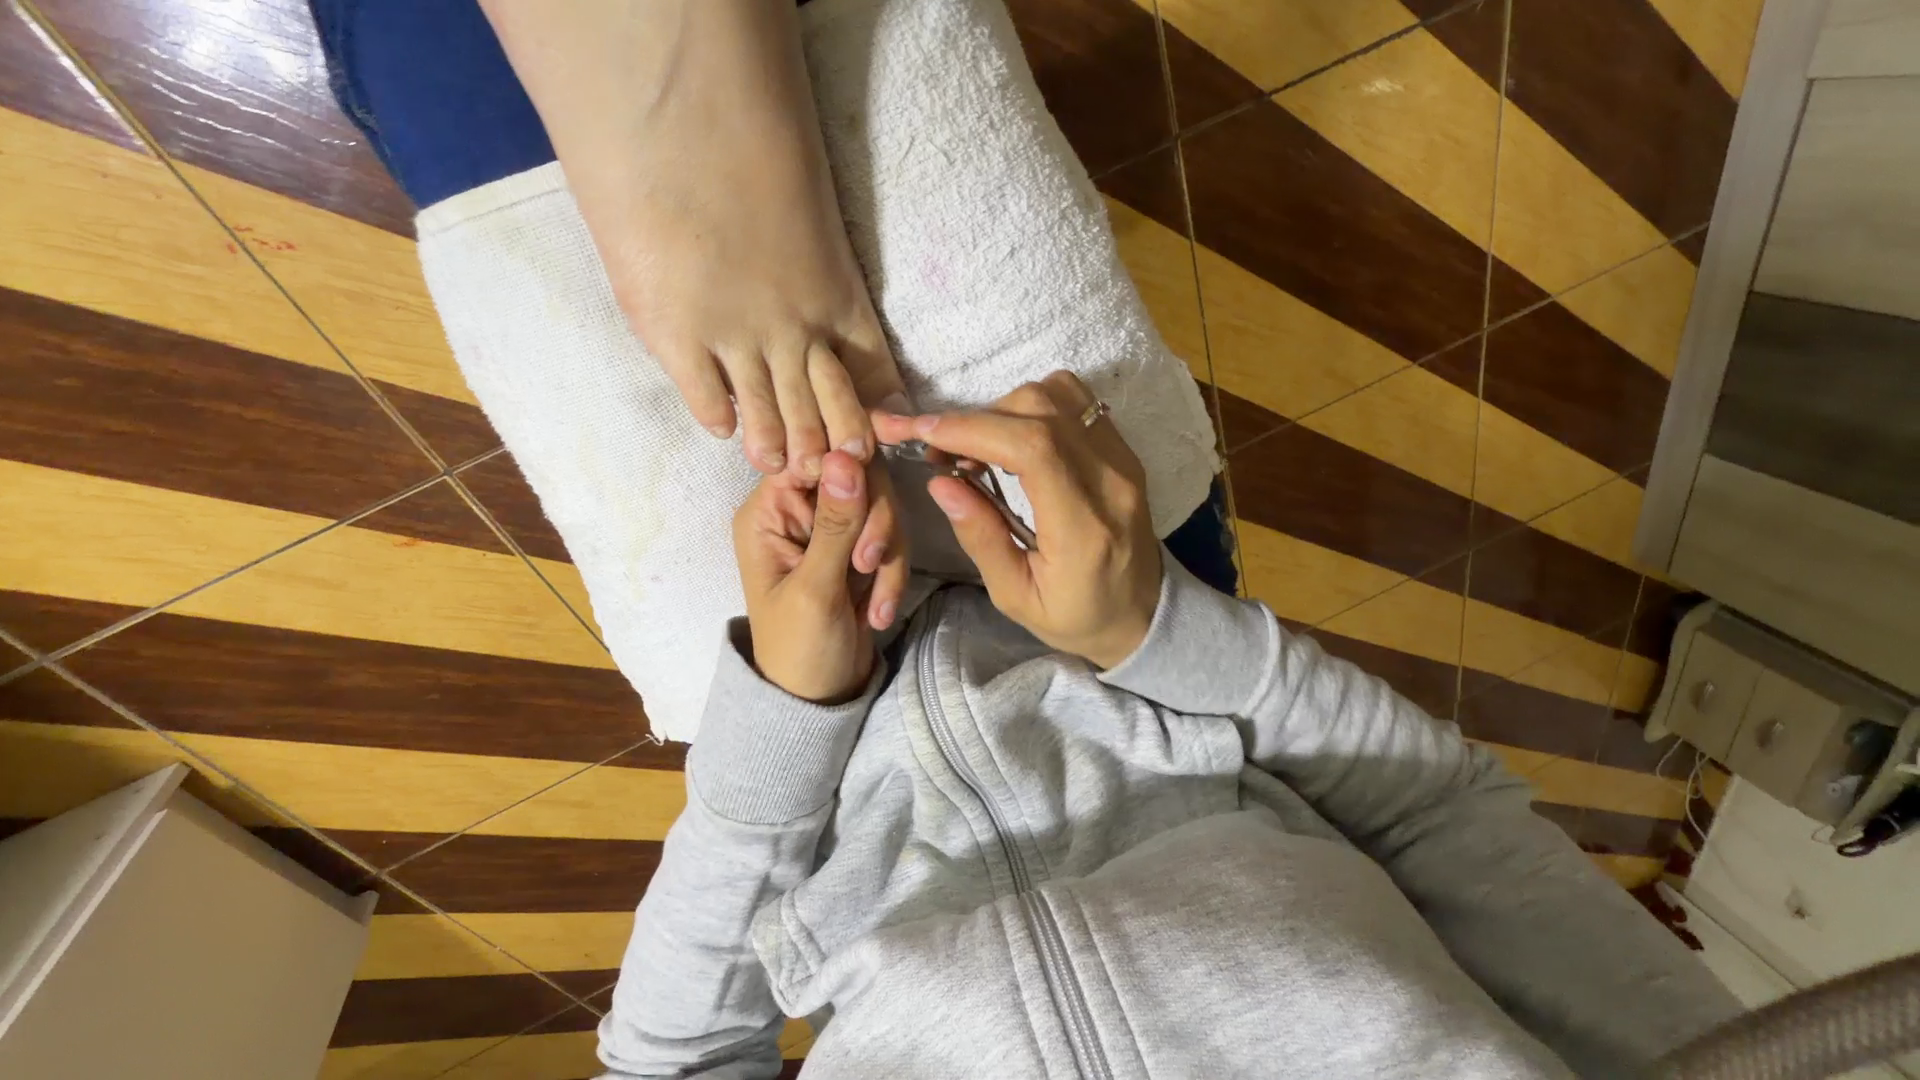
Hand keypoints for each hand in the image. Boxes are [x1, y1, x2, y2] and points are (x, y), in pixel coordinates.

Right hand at [485, 0, 907, 478]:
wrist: (679, 124)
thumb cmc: (752, 153)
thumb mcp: (812, 214)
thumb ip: (821, 267)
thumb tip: (823, 305)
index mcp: (837, 295)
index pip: (870, 372)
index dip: (873, 410)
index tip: (876, 438)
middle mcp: (795, 330)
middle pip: (821, 407)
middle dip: (827, 443)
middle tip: (826, 470)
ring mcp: (736, 339)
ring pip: (769, 415)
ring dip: (776, 443)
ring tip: (776, 462)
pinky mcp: (677, 338)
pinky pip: (708, 400)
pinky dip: (719, 417)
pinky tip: (722, 427)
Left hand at [733, 451, 889, 703]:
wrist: (820, 697)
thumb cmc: (799, 647)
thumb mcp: (815, 587)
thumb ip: (835, 522)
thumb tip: (845, 455)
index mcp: (768, 511)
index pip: (816, 457)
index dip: (850, 469)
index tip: (871, 503)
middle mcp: (798, 510)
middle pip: (858, 478)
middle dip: (875, 525)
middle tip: (869, 566)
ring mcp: (831, 530)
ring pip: (881, 509)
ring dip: (888, 557)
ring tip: (874, 607)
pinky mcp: (858, 549)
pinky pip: (891, 538)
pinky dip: (892, 574)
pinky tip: (877, 613)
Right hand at [874, 371, 1162, 668]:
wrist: (1142, 615)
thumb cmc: (1076, 617)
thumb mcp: (1015, 596)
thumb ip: (980, 537)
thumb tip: (940, 482)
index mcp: (1083, 528)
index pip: (1032, 448)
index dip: (973, 429)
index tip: (925, 432)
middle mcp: (1111, 481)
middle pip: (1040, 410)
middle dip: (978, 420)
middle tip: (946, 454)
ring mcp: (1123, 459)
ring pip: (1057, 394)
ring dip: (1006, 410)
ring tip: (981, 448)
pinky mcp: (1124, 450)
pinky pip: (1075, 401)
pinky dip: (1033, 408)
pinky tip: (1014, 440)